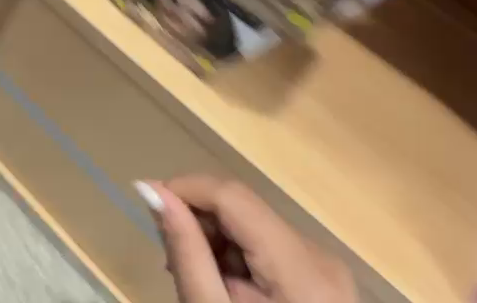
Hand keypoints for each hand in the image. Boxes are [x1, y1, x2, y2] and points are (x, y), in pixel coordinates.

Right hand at [144, 176, 356, 302]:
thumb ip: (184, 249)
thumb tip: (150, 189)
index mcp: (303, 272)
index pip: (231, 196)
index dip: (183, 190)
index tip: (149, 212)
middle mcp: (322, 258)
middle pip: (241, 207)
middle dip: (198, 222)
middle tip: (174, 263)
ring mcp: (328, 268)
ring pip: (251, 222)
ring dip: (214, 239)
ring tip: (201, 280)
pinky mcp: (324, 278)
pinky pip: (267, 243)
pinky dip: (237, 255)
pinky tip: (227, 288)